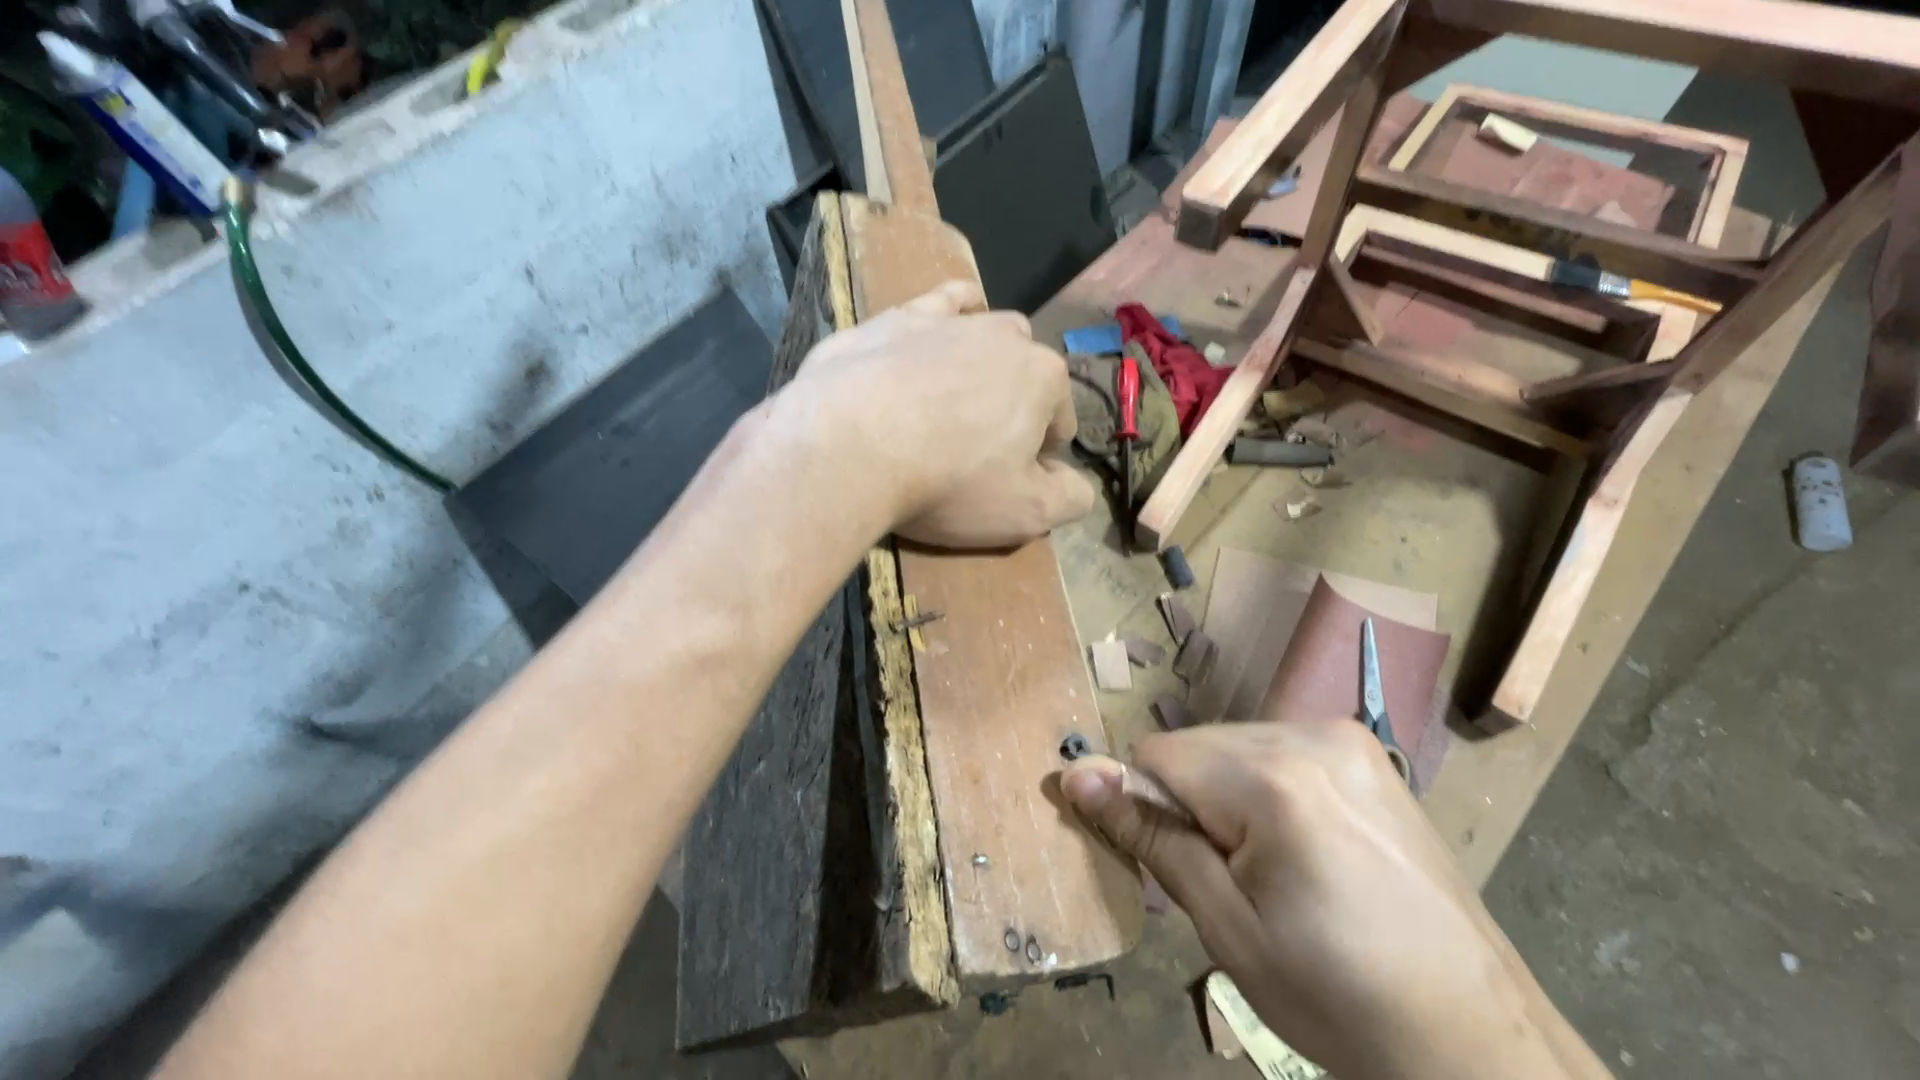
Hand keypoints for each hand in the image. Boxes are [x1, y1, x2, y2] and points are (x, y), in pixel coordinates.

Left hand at [777, 280, 1093, 547]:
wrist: (846, 448)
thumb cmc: (947, 483)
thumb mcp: (1026, 514)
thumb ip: (1070, 498)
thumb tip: (1077, 485)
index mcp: (1043, 377)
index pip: (1059, 420)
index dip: (1041, 456)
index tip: (1009, 481)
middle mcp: (1002, 335)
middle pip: (1024, 371)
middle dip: (1014, 402)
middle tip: (978, 448)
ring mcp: (945, 320)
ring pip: (982, 332)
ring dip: (981, 362)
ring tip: (956, 398)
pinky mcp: (892, 320)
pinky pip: (934, 305)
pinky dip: (945, 316)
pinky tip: (938, 327)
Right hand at [1060, 720, 1608, 1079]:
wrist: (1471, 1034)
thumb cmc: (1336, 995)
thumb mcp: (1226, 928)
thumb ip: (1151, 838)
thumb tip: (1074, 776)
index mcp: (1275, 780)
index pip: (1156, 756)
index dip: (1143, 808)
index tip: (1170, 868)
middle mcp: (1313, 736)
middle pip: (1197, 749)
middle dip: (1190, 805)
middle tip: (1229, 884)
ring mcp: (1349, 741)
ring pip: (1235, 749)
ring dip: (1226, 799)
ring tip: (1271, 873)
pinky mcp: (1370, 757)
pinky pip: (1280, 754)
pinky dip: (1267, 793)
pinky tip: (1303, 850)